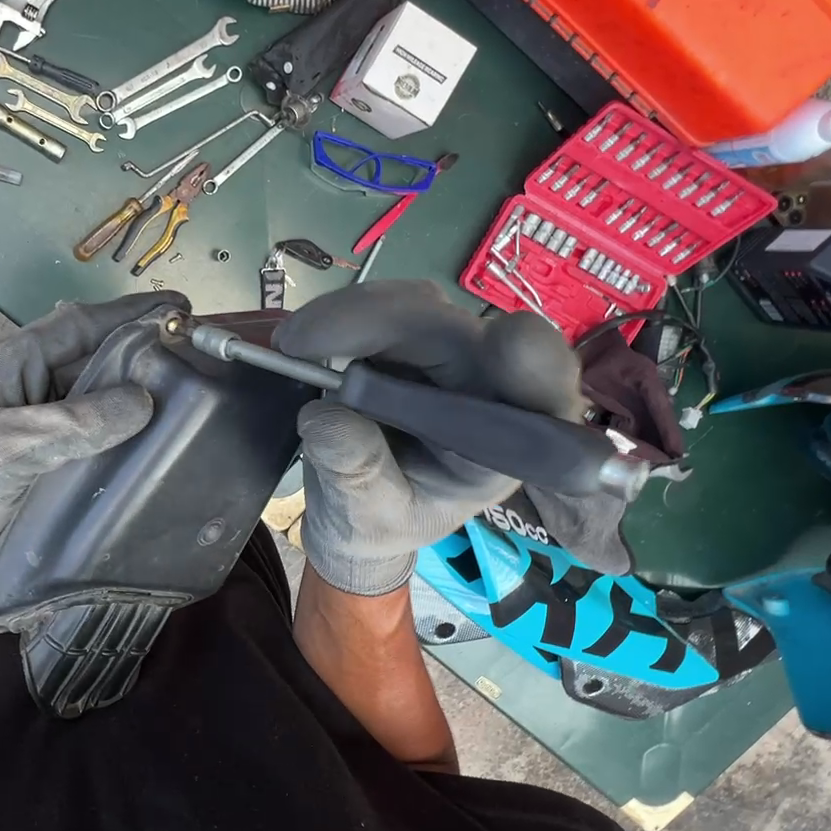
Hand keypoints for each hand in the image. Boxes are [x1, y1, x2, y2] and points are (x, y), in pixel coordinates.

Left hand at [0, 291, 186, 604]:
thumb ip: (79, 421)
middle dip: (136, 351)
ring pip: (87, 392)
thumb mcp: (13, 448)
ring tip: (183, 395)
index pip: (76, 324)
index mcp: (6, 363)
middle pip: (86, 355)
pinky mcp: (32, 453)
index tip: (181, 309)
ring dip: (129, 391)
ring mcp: (25, 419)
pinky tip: (146, 437)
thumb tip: (145, 399)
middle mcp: (18, 382)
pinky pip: (82, 427)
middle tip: (195, 360)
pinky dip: (114, 426)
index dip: (128, 313)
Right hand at [273, 281, 582, 594]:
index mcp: (504, 444)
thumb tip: (327, 418)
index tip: (507, 342)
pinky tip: (300, 338)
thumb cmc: (376, 524)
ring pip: (417, 306)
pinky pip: (382, 306)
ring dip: (352, 315)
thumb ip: (356, 477)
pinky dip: (337, 315)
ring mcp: (444, 356)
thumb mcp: (366, 521)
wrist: (350, 512)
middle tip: (304, 340)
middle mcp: (484, 388)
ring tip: (293, 342)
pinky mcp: (404, 337)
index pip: (537, 390)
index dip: (532, 360)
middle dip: (385, 322)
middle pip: (458, 330)